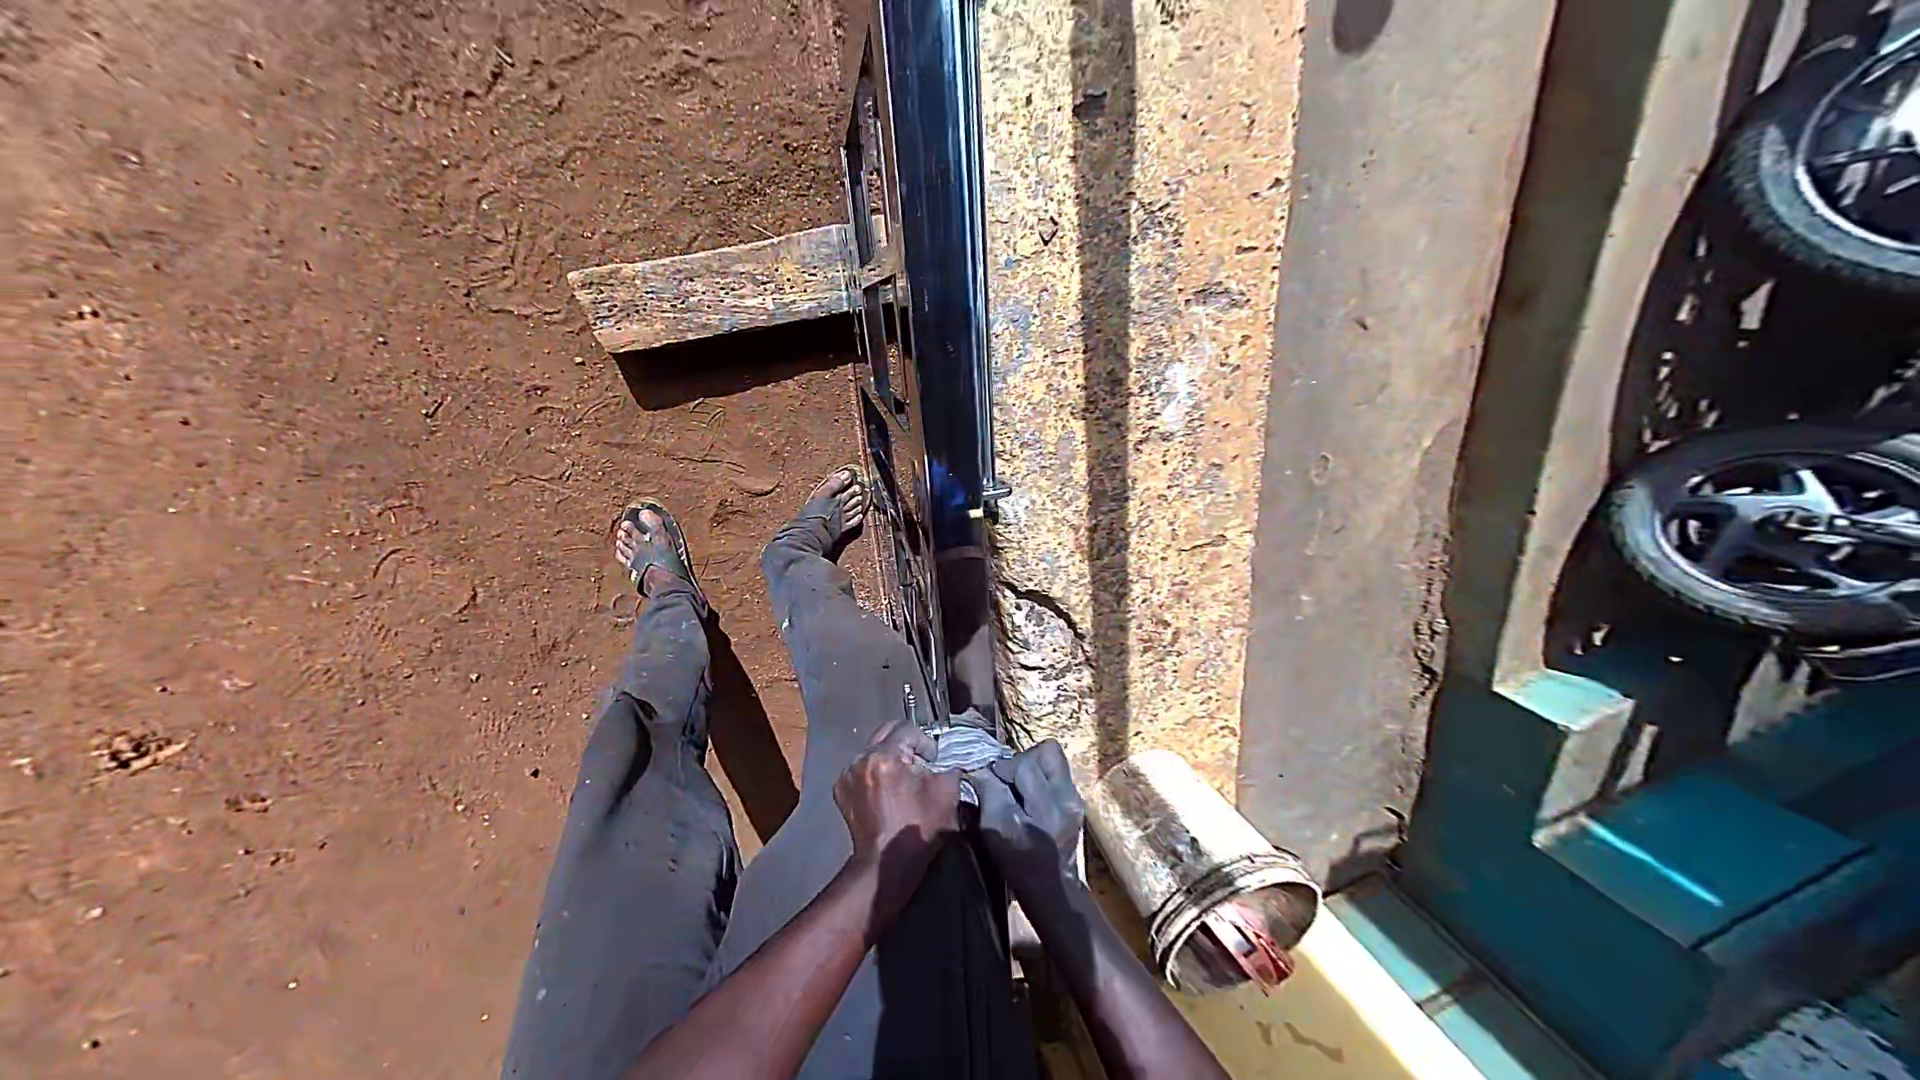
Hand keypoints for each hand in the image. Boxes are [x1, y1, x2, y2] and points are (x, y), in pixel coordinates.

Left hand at [834, 721, 961, 910]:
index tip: (934, 758)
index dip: (925, 741)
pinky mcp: (841, 790)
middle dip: (906, 742)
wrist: (887, 864)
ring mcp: (847, 775)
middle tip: (920, 760)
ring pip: (872, 749)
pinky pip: (861, 767)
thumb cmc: (918, 828)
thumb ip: (950, 766)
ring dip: (889, 756)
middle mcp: (861, 760)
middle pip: (886, 732)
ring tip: (903, 777)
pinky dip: (874, 771)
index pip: (907, 729)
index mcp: (885, 757)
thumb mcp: (946, 793)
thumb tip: (946, 760)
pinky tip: (886, 789)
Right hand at [967, 740, 1084, 894]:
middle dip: (1023, 759)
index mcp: (1049, 806)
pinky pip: (1056, 775)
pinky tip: (1029, 798)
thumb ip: (989, 792)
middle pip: (1047, 751)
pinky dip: (1040, 779)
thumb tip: (979, 767)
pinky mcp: (1076, 803)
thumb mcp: (995, 829)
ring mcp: (1075, 799)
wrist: (1052, 889)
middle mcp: (1068, 796)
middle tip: (1007, 779)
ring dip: (1032, 767)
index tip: (989, 779)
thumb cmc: (1019, 862)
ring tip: (1018, 788)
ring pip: (1053, 760)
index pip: (1023, 764)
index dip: (1001, 767)